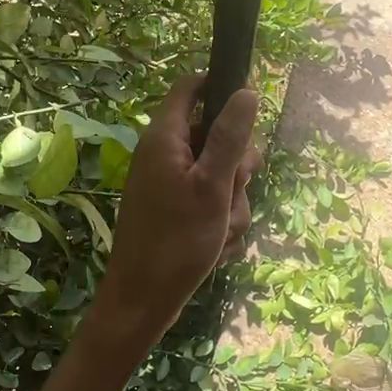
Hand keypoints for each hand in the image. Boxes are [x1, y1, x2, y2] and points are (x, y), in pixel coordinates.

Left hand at [94, 76, 260, 342]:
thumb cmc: (176, 240)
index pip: (191, 88)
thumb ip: (229, 137)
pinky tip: (215, 248)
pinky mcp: (175, 210)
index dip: (220, 88)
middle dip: (236, 169)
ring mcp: (169, 183)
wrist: (142, 302)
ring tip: (220, 231)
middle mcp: (164, 154)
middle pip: (216, 137)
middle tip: (232, 192)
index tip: (249, 111)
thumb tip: (246, 91)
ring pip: (220, 176)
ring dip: (230, 204)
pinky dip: (219, 223)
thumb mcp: (212, 186)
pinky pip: (211, 204)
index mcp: (165, 137)